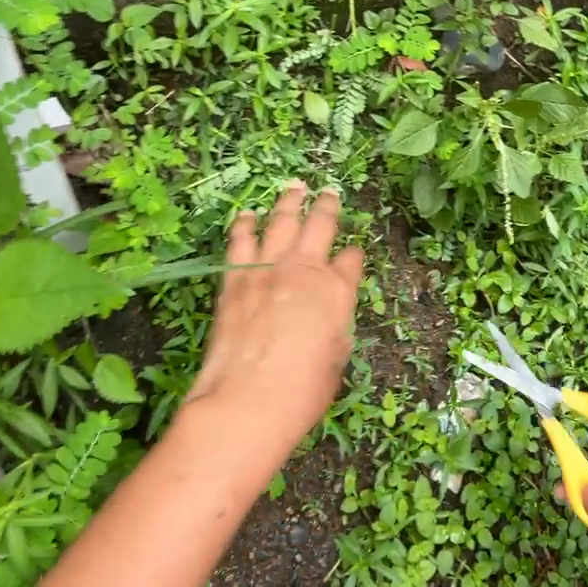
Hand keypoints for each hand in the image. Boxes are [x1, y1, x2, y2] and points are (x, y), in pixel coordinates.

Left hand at [182, 182, 362, 463]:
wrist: (247, 400)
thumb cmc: (302, 391)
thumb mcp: (336, 356)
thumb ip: (335, 323)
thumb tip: (330, 310)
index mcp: (337, 290)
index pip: (351, 260)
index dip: (352, 256)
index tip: (352, 255)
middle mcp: (305, 269)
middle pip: (320, 225)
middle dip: (327, 206)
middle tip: (330, 192)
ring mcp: (267, 268)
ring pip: (281, 221)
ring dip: (289, 201)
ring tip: (294, 186)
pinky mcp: (235, 277)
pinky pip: (241, 240)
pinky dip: (245, 224)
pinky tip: (247, 214)